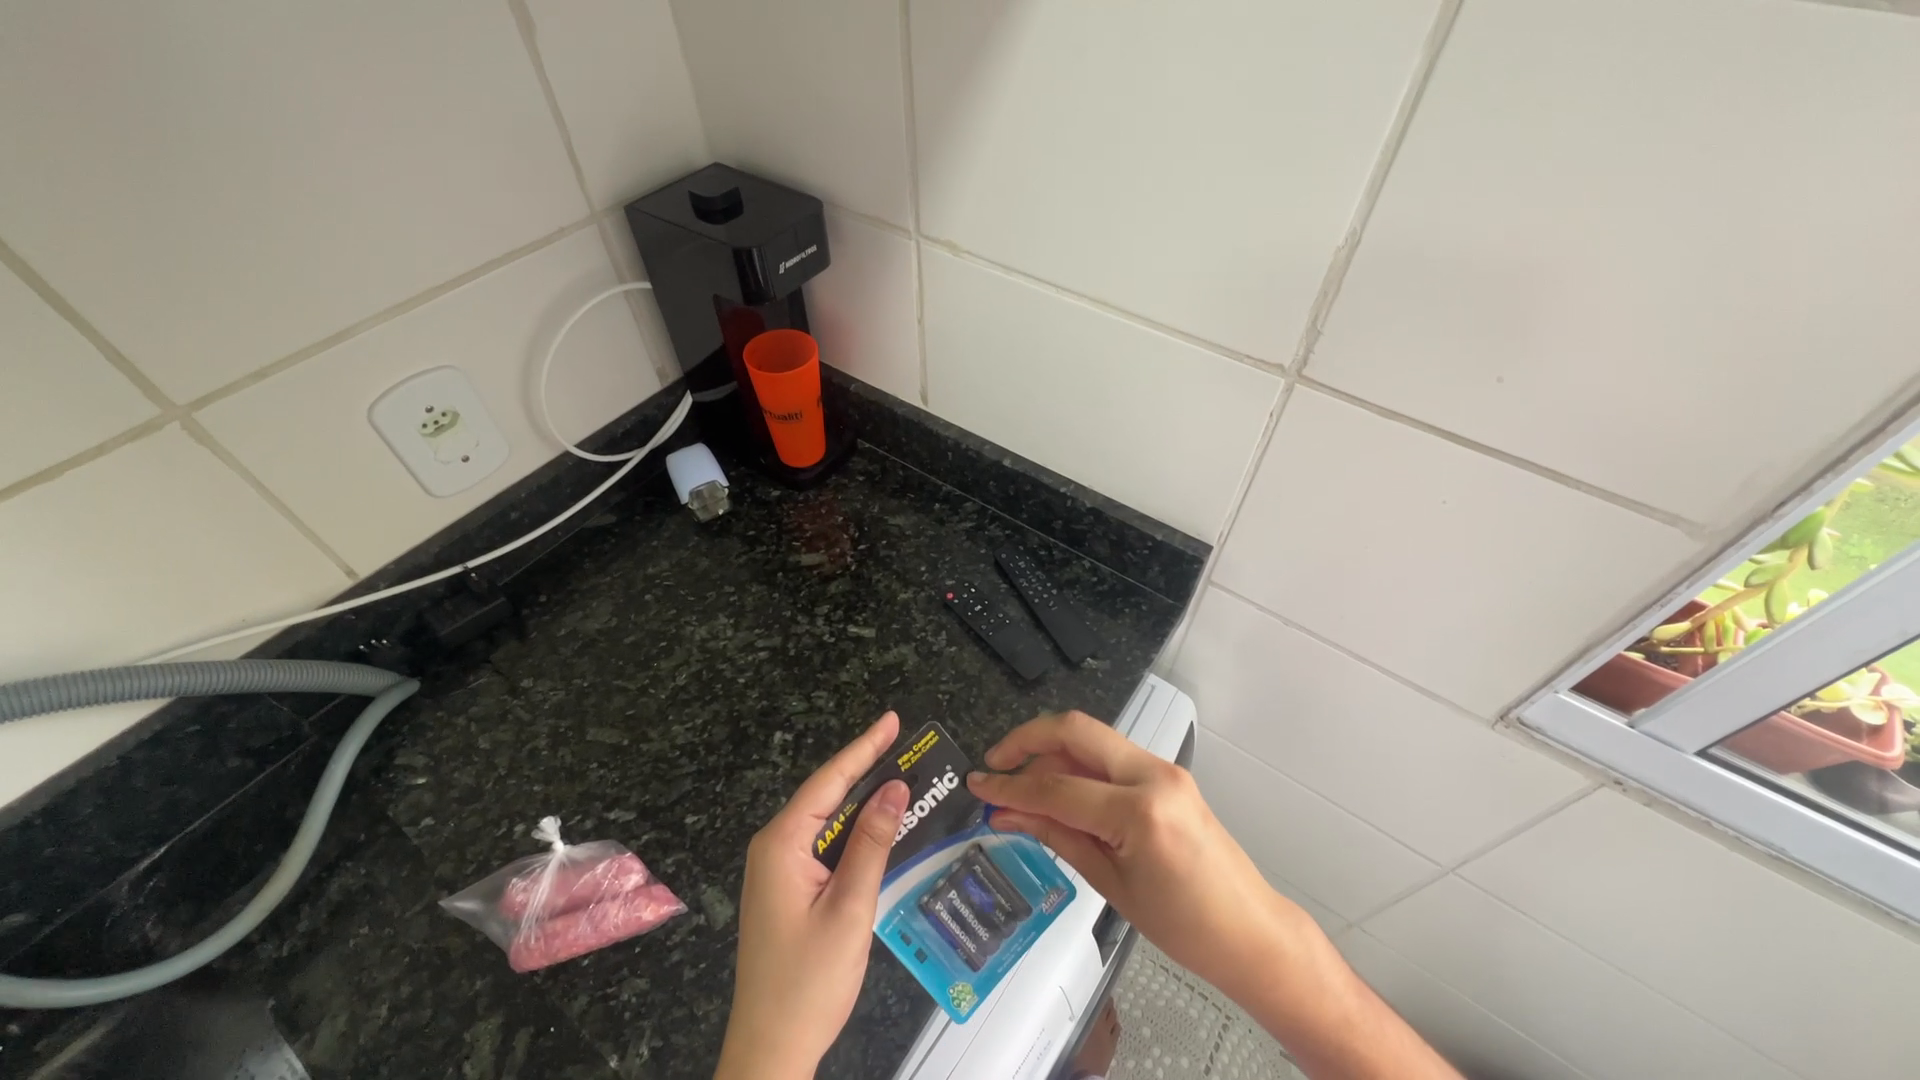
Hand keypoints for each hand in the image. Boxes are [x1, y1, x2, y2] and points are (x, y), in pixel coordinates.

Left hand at [716, 712, 908, 1079]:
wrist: (772, 1046)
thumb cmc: (809, 981)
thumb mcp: (849, 907)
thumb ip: (871, 843)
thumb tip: (893, 787)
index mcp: (782, 844)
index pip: (829, 780)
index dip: (864, 748)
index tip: (893, 720)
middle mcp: (774, 848)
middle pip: (826, 795)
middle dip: (866, 768)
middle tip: (908, 745)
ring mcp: (778, 869)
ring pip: (826, 820)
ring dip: (863, 801)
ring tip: (902, 775)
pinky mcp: (787, 889)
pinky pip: (823, 845)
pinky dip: (853, 832)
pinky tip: (878, 826)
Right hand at [971, 712, 1461, 1078]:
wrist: (1250, 931)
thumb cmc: (1186, 926)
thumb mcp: (1111, 886)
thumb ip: (1057, 837)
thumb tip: (1007, 815)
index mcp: (1140, 811)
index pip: (1057, 787)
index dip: (1010, 786)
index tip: (977, 786)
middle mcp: (1154, 775)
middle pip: (1076, 730)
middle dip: (1027, 739)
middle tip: (994, 763)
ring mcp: (1165, 770)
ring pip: (1092, 738)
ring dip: (1051, 750)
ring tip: (1019, 783)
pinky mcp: (1168, 776)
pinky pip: (1111, 756)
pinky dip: (1078, 764)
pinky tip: (1056, 788)